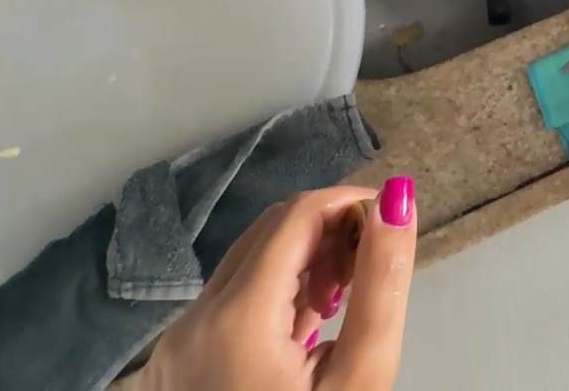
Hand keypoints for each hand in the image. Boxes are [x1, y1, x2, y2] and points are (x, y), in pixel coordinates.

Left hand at [140, 177, 417, 390]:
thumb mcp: (363, 373)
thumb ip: (383, 278)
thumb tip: (399, 196)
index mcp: (233, 319)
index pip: (300, 213)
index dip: (355, 203)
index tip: (393, 228)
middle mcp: (189, 323)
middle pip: (272, 229)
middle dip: (333, 230)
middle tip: (371, 270)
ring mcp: (170, 350)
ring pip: (250, 261)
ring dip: (308, 259)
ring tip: (345, 302)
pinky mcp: (170, 370)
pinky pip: (230, 299)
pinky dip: (278, 291)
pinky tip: (308, 330)